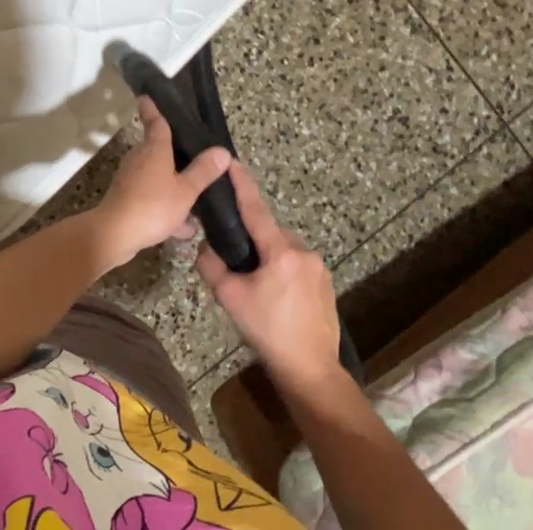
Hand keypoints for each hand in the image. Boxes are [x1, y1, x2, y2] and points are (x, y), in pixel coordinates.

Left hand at [87, 97, 230, 273]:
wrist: (115, 233)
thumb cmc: (153, 206)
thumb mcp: (185, 191)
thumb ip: (203, 172)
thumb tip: (221, 151)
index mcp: (154, 150)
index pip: (155, 122)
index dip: (153, 108)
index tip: (148, 96)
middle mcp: (139, 158)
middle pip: (158, 149)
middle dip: (175, 155)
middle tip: (197, 159)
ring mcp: (130, 177)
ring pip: (156, 176)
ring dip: (174, 187)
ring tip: (197, 203)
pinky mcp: (126, 197)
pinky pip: (151, 196)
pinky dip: (166, 206)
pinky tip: (182, 228)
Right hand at [195, 163, 344, 396]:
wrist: (310, 369)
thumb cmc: (268, 331)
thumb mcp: (229, 298)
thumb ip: (211, 265)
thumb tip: (206, 248)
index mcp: (280, 253)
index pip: (256, 210)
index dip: (242, 185)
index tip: (232, 162)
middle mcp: (304, 253)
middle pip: (270, 232)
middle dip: (253, 238)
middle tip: (235, 260)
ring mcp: (319, 268)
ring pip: (283, 249)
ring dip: (268, 256)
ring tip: (254, 284)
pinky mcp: (326, 284)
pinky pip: (297, 265)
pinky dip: (281, 270)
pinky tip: (273, 295)